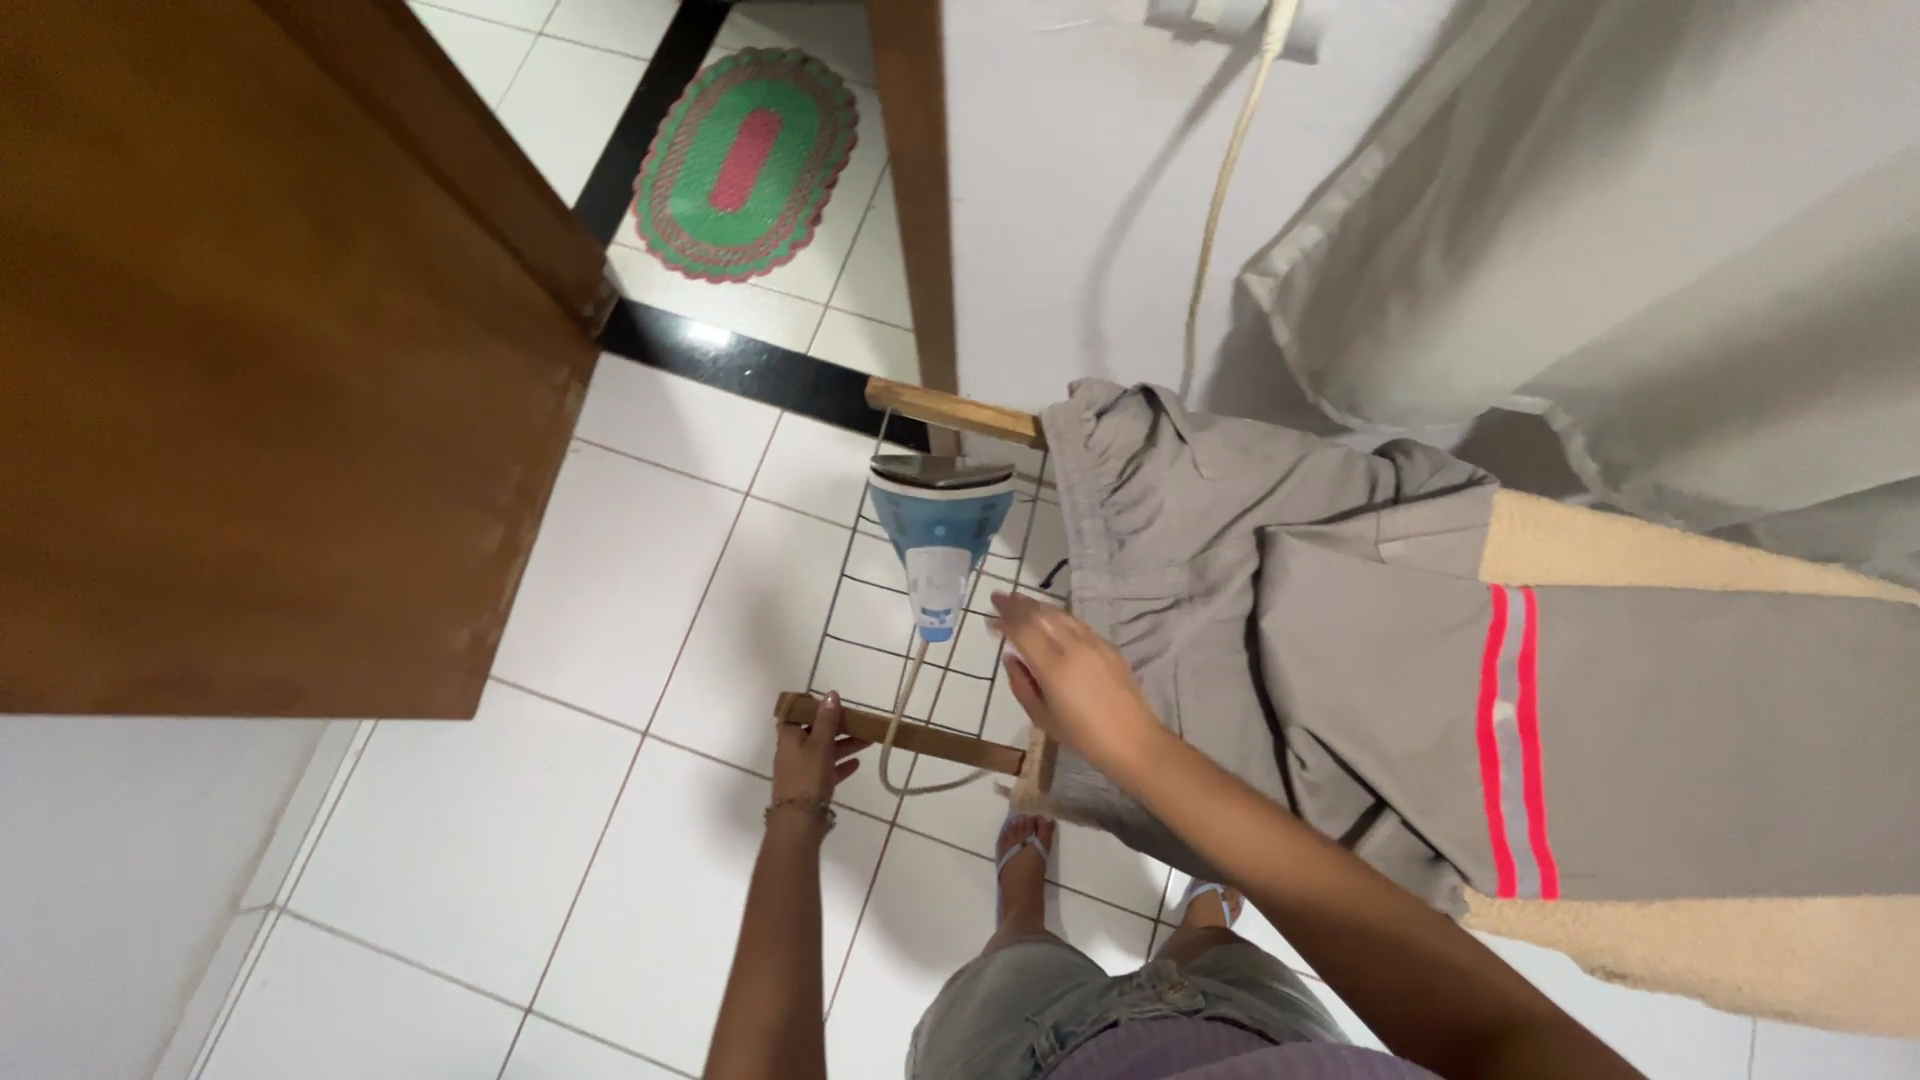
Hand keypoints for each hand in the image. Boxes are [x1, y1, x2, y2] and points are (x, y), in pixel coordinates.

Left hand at [772, 692, 869, 804]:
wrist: (800, 821)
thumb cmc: (808, 776)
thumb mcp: (820, 743)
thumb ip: (827, 719)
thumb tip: (831, 694)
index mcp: (789, 736)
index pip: (796, 714)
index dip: (812, 706)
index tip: (831, 703)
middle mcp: (792, 750)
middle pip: (815, 732)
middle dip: (837, 726)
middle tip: (857, 720)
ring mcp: (801, 769)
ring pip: (824, 750)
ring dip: (844, 744)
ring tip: (867, 740)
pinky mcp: (811, 786)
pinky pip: (827, 770)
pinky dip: (840, 764)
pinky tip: (857, 763)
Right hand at [989, 592, 1167, 777]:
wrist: (1132, 739)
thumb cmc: (1082, 735)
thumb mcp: (1041, 717)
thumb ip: (1021, 684)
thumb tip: (1011, 658)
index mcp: (1053, 666)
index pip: (1022, 631)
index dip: (1004, 621)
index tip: (990, 620)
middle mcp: (1073, 646)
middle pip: (1040, 614)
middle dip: (1017, 604)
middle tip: (998, 597)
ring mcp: (1094, 642)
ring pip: (1060, 614)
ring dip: (1037, 605)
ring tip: (1019, 601)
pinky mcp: (1108, 646)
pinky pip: (1076, 622)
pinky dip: (1057, 615)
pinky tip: (1050, 618)